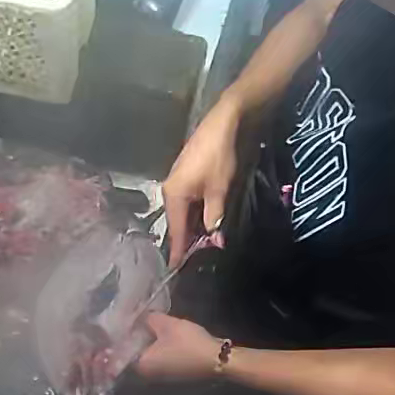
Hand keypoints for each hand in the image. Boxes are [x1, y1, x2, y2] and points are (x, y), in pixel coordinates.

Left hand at [134, 314, 224, 381]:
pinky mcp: (176, 375)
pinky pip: (163, 359)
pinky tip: (169, 337)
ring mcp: (163, 377)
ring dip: (153, 343)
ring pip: (152, 356)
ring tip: (154, 326)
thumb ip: (150, 319)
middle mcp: (148, 374)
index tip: (128, 321)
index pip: (123, 349)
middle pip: (138, 352)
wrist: (218, 360)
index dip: (125, 334)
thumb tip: (143, 317)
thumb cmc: (188, 343)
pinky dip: (163, 349)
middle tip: (141, 321)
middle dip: (139, 338)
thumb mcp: (167, 324)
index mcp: (141, 364)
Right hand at [162, 104, 239, 265]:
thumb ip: (215, 218)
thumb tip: (214, 240)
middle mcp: (170, 190)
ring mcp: (177, 182)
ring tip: (198, 248)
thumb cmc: (220, 158)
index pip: (175, 231)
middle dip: (185, 241)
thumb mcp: (220, 191)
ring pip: (183, 213)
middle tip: (192, 262)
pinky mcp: (186, 176)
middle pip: (177, 222)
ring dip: (191, 229)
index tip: (174, 270)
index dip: (177, 251)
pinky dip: (194, 215)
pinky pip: (187, 203)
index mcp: (174, 195)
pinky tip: (202, 224)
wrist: (225, 123)